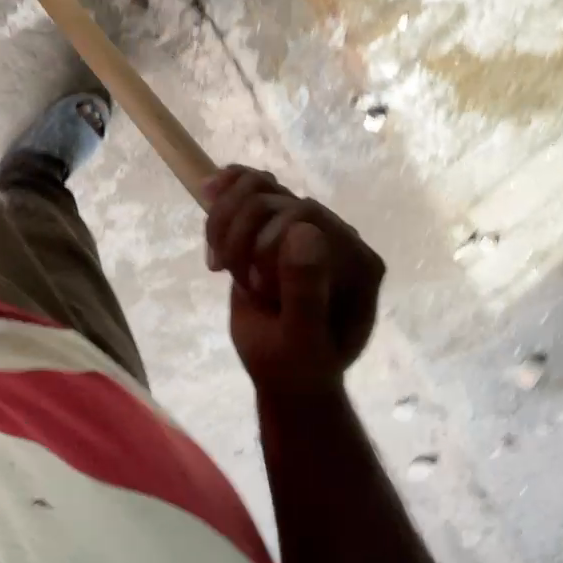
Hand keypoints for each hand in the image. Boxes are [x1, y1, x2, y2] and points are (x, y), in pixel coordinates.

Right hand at [203, 165, 384, 394]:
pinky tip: (207, 194)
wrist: (282, 373)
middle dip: (239, 237)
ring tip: (220, 262)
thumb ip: (306, 290)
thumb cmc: (297, 364)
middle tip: (232, 277)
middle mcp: (335, 237)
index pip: (303, 219)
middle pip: (275, 200)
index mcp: (356, 261)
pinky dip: (224, 193)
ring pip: (258, 189)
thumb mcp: (301, 339)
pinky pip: (248, 188)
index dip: (265, 246)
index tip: (257, 289)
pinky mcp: (273, 227)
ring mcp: (302, 229)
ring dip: (223, 220)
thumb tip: (303, 229)